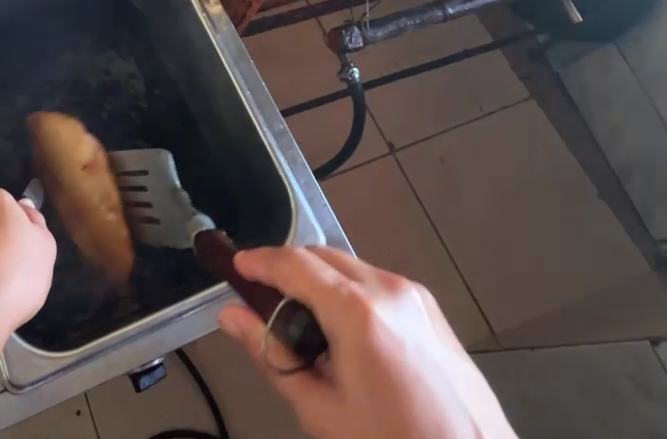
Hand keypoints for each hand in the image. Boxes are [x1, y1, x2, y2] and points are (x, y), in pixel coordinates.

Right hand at [217, 246, 515, 438]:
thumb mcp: (324, 411)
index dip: (260, 261)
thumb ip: (273, 355)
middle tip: (263, 303)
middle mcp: (389, 290)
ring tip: (305, 330)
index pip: (295, 263)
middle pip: (322, 256)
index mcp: (359, 310)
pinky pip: (378, 286)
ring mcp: (416, 299)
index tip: (236, 267)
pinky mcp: (433, 314)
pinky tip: (345, 340)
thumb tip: (233, 317)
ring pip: (351, 269)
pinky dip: (350, 296)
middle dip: (288, 271)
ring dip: (319, 283)